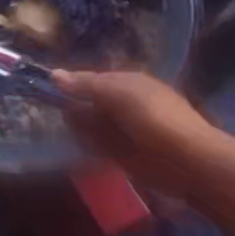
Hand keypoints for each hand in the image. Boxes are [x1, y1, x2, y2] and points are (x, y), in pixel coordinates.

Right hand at [53, 70, 234, 198]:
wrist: (188, 160)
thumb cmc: (155, 117)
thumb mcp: (118, 93)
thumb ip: (87, 85)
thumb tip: (55, 75)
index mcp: (128, 82)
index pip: (93, 79)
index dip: (71, 83)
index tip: (46, 88)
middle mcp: (125, 103)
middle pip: (90, 102)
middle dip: (72, 105)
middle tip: (46, 108)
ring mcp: (124, 130)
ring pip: (92, 124)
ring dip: (77, 126)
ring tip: (58, 128)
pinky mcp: (124, 155)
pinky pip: (98, 146)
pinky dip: (86, 145)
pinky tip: (75, 144)